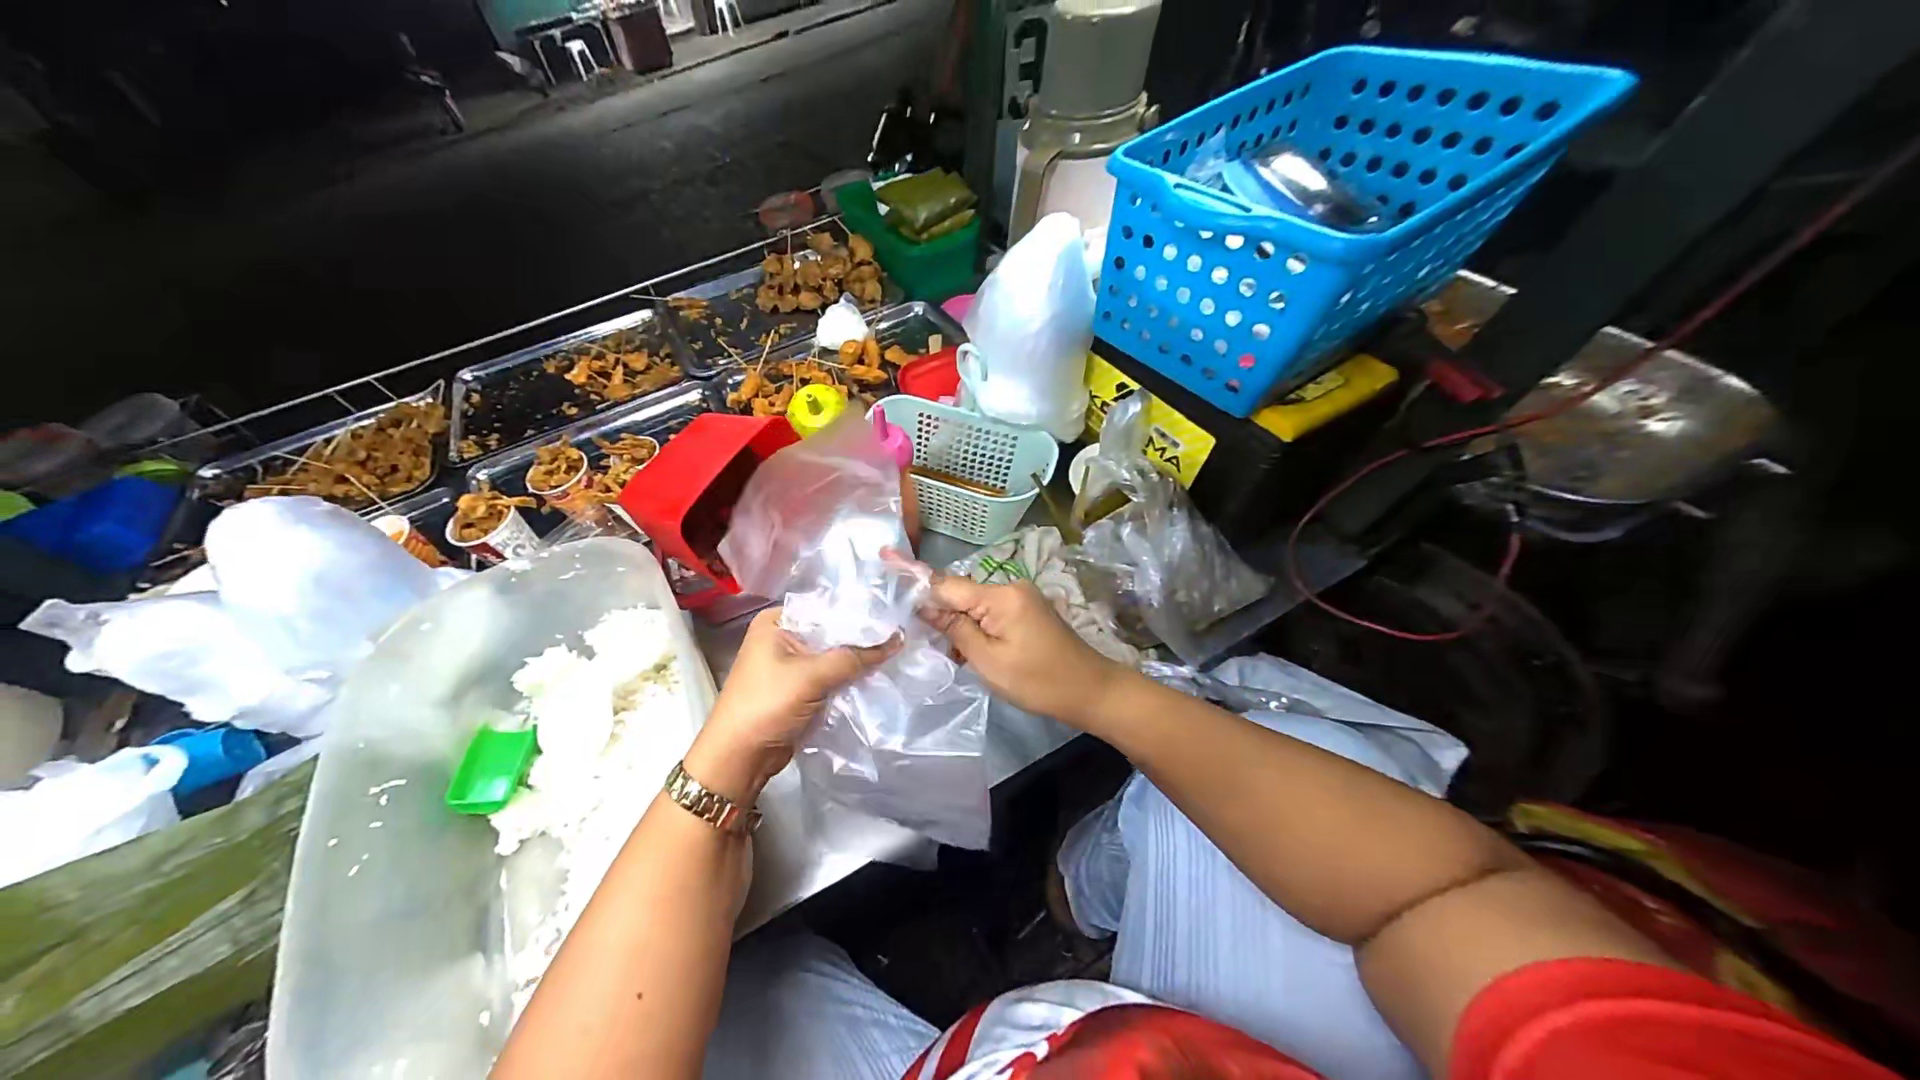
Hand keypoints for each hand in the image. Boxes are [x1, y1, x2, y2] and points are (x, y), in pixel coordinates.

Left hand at [686, 608, 897, 802]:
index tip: (893, 615)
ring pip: (834, 655)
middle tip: (901, 634)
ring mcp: (791, 663)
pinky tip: (877, 674)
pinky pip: (832, 675)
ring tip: (897, 652)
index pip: (826, 607)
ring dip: (858, 659)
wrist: (739, 758)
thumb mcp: (812, 676)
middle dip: (861, 637)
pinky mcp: (800, 687)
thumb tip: (898, 639)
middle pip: (832, 631)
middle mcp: (783, 636)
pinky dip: (850, 677)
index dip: (859, 612)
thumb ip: (854, 657)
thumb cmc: (767, 705)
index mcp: (776, 621)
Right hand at [920, 573, 1132, 729]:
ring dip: (958, 624)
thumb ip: (955, 629)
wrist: (1090, 690)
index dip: (916, 584)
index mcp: (1001, 595)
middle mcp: (1010, 587)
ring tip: (946, 650)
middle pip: (960, 592)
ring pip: (974, 604)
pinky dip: (976, 627)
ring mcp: (1021, 597)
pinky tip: (968, 649)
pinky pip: (990, 611)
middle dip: (939, 612)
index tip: (885, 569)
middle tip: (916, 635)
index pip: (947, 584)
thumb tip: (924, 607)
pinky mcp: (1027, 609)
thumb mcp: (988, 661)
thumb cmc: (1038, 681)